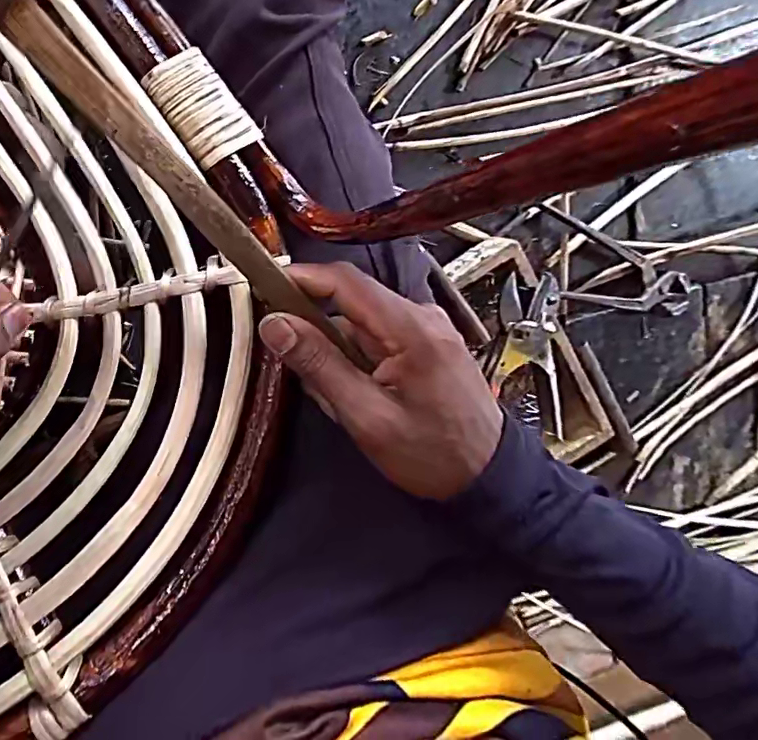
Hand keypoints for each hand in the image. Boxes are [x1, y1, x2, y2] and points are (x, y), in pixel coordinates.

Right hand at [257, 262, 502, 499]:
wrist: (492, 481)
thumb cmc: (433, 455)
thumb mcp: (367, 417)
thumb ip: (319, 365)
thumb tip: (275, 324)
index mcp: (411, 327)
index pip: (345, 280)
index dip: (301, 277)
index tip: (266, 286)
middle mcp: (421, 315)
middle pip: (351, 302)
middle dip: (319, 333)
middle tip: (308, 375)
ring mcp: (428, 328)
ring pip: (361, 323)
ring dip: (340, 354)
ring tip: (344, 401)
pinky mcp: (428, 342)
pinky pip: (378, 337)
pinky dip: (359, 360)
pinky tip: (364, 396)